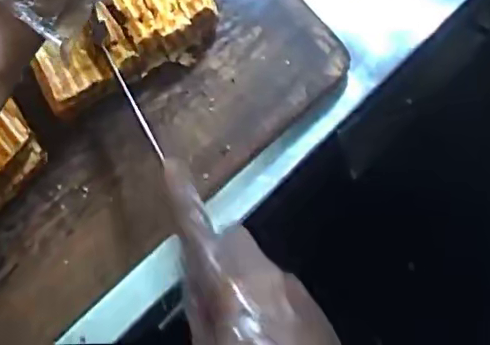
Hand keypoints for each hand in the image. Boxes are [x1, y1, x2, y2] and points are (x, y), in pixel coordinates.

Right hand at [165, 160, 340, 344]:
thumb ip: (200, 309)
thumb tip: (196, 277)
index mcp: (230, 283)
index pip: (198, 227)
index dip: (182, 196)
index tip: (172, 163)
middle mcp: (265, 273)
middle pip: (233, 241)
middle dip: (219, 256)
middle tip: (211, 296)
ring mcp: (295, 289)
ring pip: (258, 268)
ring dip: (246, 284)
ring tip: (244, 333)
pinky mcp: (317, 309)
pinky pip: (280, 291)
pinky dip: (268, 303)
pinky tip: (271, 341)